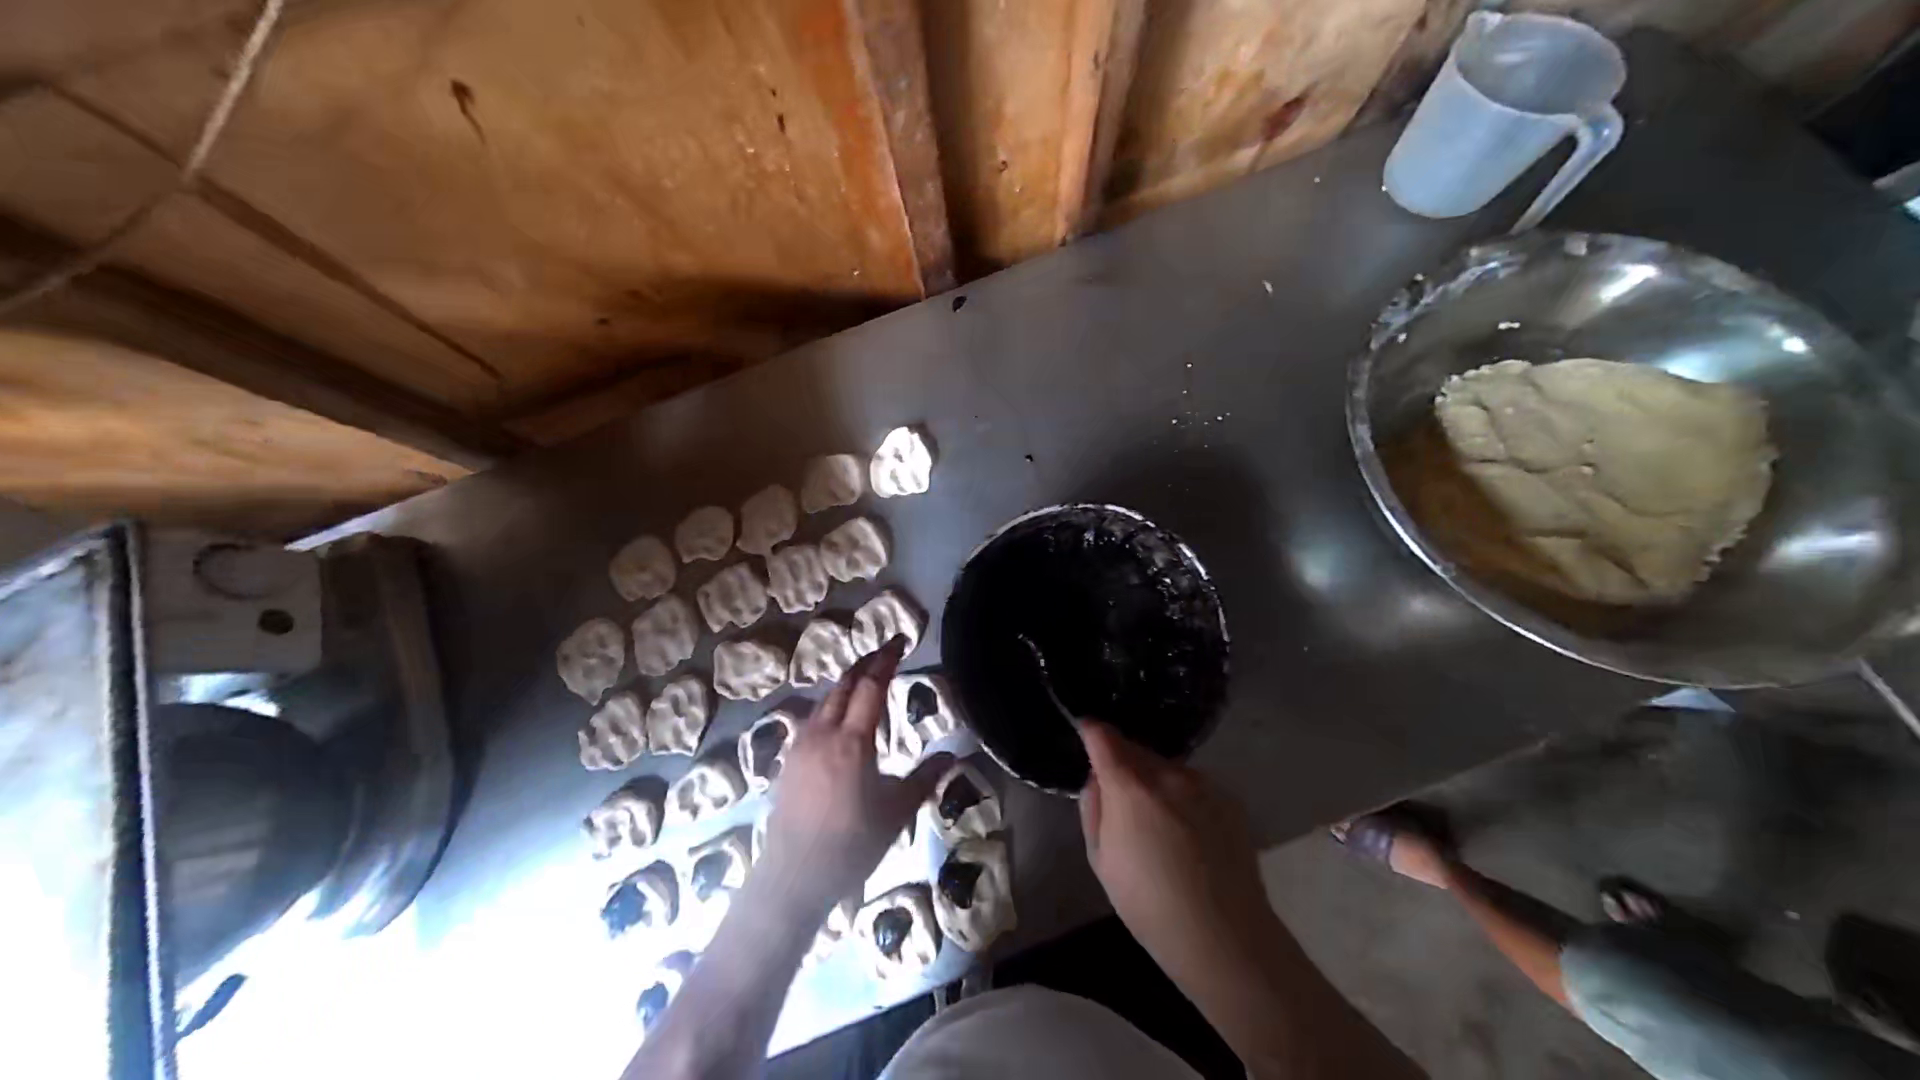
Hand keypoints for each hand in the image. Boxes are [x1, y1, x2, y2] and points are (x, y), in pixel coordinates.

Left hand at [761, 636, 950, 912]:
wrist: (795, 877)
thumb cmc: (852, 845)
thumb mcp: (897, 811)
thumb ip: (925, 777)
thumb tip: (951, 754)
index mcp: (853, 741)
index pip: (871, 685)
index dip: (887, 659)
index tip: (900, 640)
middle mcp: (823, 733)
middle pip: (844, 684)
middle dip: (865, 664)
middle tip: (885, 653)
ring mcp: (800, 745)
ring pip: (825, 701)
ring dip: (846, 684)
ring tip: (865, 682)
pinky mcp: (788, 761)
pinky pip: (812, 720)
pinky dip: (831, 706)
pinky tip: (839, 721)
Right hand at [1076, 719, 1276, 969]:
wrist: (1225, 935)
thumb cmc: (1149, 904)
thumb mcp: (1101, 860)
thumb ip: (1094, 808)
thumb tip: (1098, 780)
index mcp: (1130, 786)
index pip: (1104, 737)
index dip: (1091, 731)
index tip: (1085, 731)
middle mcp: (1168, 774)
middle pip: (1136, 749)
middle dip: (1121, 760)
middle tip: (1117, 793)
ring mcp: (1203, 784)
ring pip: (1166, 766)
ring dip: (1153, 778)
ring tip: (1155, 819)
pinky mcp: (1229, 799)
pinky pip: (1193, 785)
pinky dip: (1181, 795)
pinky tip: (1186, 832)